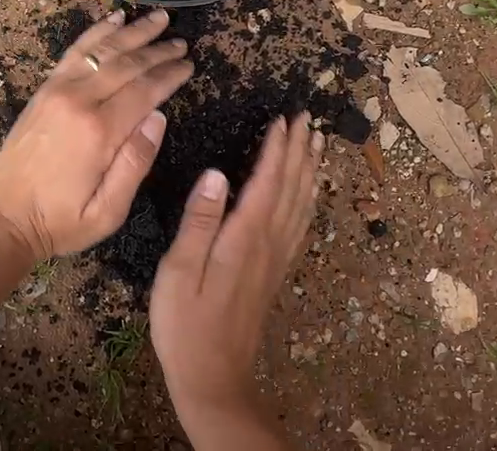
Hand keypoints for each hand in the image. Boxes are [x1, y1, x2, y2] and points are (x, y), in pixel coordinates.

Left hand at [0, 10, 192, 262]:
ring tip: (159, 17)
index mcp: (100, 131)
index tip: (190, 65)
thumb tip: (160, 117)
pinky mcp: (45, 88)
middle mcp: (80, 100)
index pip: (145, 91)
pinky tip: (114, 18)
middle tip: (182, 41)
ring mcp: (59, 90)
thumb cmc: (60, 221)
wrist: (3, 216)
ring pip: (102, 50)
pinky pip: (75, 50)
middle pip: (127, 64)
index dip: (170, 75)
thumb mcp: (108, 211)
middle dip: (158, 49)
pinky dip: (97, 32)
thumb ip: (136, 163)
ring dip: (133, 31)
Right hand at [150, 113, 319, 422]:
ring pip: (301, 205)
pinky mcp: (273, 273)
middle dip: (300, 151)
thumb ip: (199, 220)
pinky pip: (299, 226)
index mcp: (244, 237)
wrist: (213, 379)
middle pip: (291, 188)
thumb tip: (217, 172)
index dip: (276, 149)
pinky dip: (307, 201)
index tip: (283, 118)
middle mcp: (268, 244)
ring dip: (309, 171)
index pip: (267, 182)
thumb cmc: (185, 324)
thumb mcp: (178, 270)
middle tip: (308, 118)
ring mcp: (275, 260)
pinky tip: (308, 194)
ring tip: (317, 144)